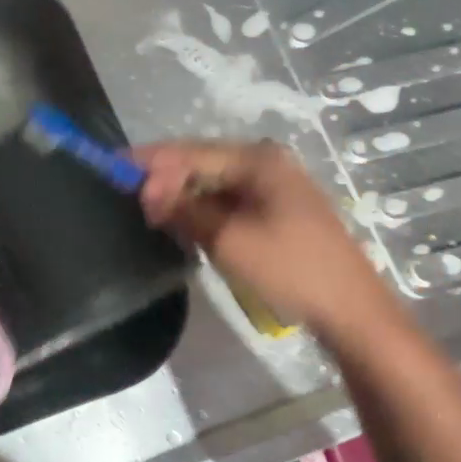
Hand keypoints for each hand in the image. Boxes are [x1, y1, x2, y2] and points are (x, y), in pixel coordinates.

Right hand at [134, 141, 397, 335]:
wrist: (349, 310)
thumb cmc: (290, 268)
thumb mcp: (228, 239)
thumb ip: (183, 209)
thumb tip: (144, 188)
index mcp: (258, 160)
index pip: (190, 151)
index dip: (149, 161)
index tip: (111, 169)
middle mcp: (265, 164)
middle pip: (200, 163)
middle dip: (162, 179)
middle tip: (123, 196)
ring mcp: (272, 188)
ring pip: (210, 184)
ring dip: (179, 197)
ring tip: (145, 212)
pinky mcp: (273, 212)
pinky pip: (225, 202)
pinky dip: (199, 211)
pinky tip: (178, 225)